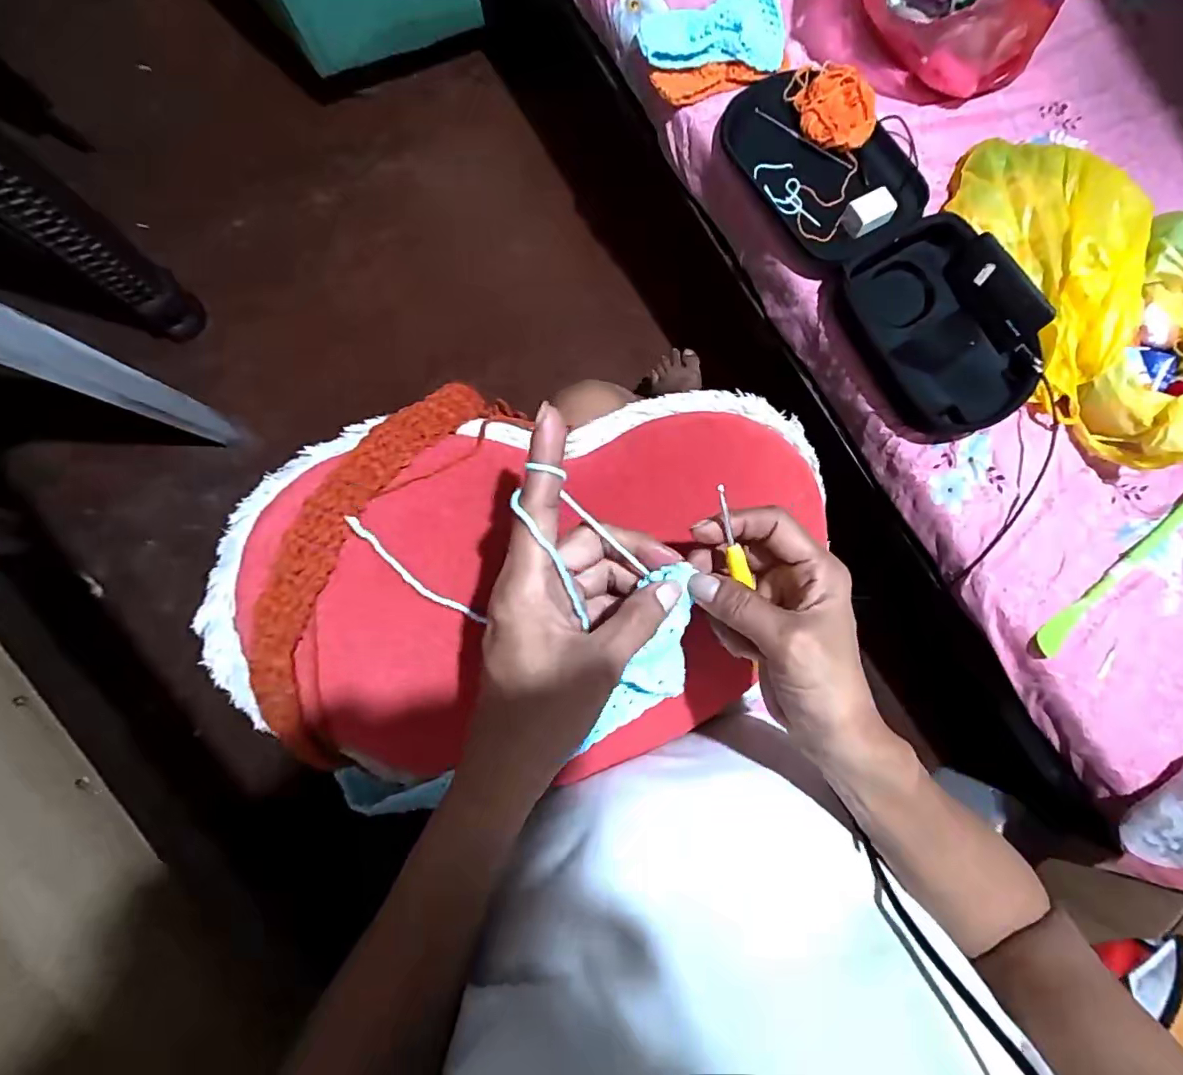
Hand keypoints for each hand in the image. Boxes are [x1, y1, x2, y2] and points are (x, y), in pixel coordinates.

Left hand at [459, 403, 683, 799]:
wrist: (511, 768)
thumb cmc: (545, 714)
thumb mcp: (602, 663)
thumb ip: (639, 617)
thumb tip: (670, 583)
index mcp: (528, 587)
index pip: (536, 510)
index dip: (545, 461)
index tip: (551, 414)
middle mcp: (532, 587)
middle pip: (582, 546)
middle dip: (627, 554)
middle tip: (671, 577)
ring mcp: (542, 608)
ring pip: (591, 574)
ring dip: (628, 583)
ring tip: (665, 603)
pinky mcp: (553, 628)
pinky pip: (591, 599)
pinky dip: (619, 603)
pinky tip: (648, 616)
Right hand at [685, 506, 881, 756]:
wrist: (832, 735)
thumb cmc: (823, 681)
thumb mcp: (785, 639)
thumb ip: (740, 606)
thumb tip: (695, 579)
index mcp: (817, 569)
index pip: (774, 524)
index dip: (736, 522)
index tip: (698, 533)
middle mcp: (798, 578)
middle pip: (748, 550)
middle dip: (719, 565)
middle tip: (692, 581)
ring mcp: (779, 603)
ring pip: (734, 582)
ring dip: (724, 606)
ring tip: (736, 638)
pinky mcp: (763, 626)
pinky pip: (732, 611)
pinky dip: (729, 627)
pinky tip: (745, 653)